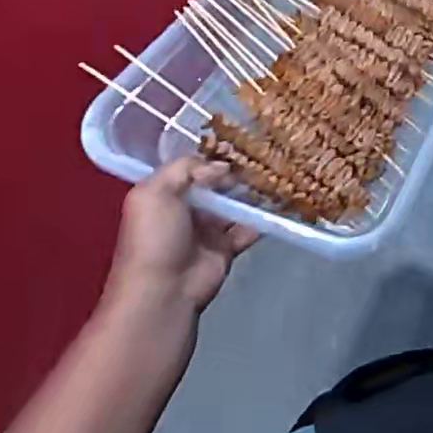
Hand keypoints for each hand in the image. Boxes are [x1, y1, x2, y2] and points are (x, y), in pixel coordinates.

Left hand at [108, 157, 258, 313]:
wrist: (163, 290)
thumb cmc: (156, 236)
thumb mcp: (156, 192)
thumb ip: (186, 168)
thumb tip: (221, 165)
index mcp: (165, 193)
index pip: (191, 167)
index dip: (211, 155)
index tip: (236, 142)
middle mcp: (186, 208)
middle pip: (215, 184)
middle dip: (236, 171)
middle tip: (261, 155)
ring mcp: (207, 229)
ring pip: (233, 204)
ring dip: (251, 192)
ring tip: (273, 174)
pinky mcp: (226, 248)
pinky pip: (247, 228)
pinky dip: (261, 218)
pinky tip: (276, 203)